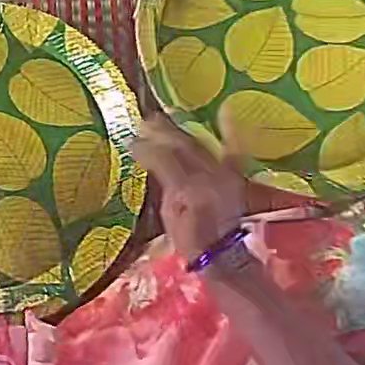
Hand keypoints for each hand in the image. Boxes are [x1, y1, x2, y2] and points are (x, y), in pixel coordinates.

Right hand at [130, 112, 246, 258]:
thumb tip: (145, 155)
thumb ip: (162, 182)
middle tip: (145, 121)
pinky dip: (228, 129)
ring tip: (162, 119)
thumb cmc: (190, 238)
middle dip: (162, 130)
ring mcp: (224, 173)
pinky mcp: (233, 175)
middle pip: (183, 145)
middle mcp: (208, 176)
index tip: (131, 140)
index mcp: (188, 188)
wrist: (223, 252)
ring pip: (199, 144)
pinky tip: (225, 112)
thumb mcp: (168, 212)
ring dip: (179, 130)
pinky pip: (230, 148)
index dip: (146, 146)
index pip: (163, 158)